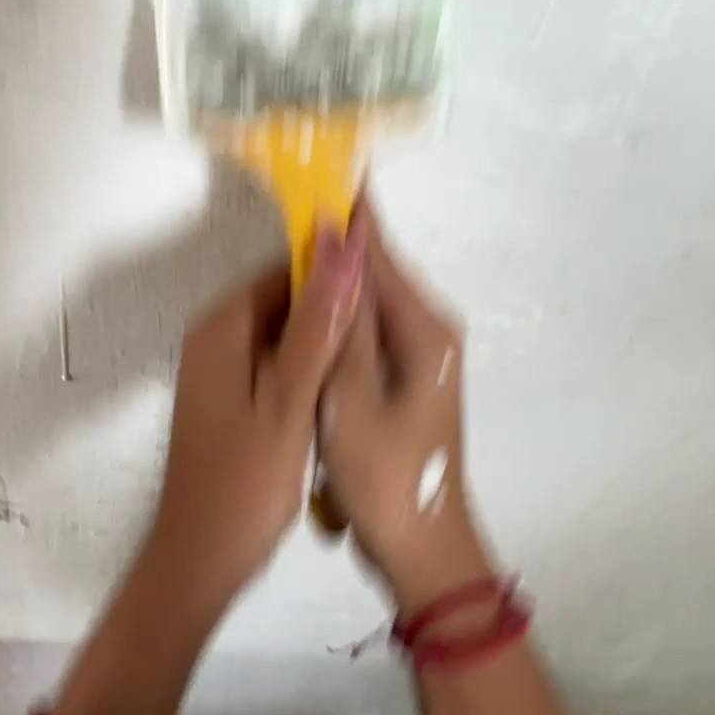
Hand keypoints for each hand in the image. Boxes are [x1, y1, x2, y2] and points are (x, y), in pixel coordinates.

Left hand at [147, 226, 366, 597]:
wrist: (201, 562)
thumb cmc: (245, 487)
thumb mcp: (288, 405)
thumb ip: (316, 329)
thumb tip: (339, 246)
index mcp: (222, 330)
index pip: (286, 271)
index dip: (335, 274)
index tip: (386, 297)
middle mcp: (215, 340)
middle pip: (284, 301)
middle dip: (334, 312)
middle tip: (388, 336)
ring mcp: (221, 372)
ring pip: (285, 336)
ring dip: (325, 344)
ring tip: (376, 361)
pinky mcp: (232, 400)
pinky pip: (277, 366)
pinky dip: (309, 372)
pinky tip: (344, 393)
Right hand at [318, 201, 495, 609]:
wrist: (421, 546)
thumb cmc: (384, 474)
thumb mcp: (350, 395)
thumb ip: (343, 318)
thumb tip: (335, 242)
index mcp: (424, 328)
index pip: (379, 250)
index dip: (348, 211)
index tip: (317, 169)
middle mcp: (431, 331)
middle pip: (376, 272)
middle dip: (335, 243)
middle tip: (283, 212)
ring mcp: (421, 356)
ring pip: (370, 302)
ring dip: (334, 281)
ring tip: (284, 253)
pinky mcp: (406, 378)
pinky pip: (369, 332)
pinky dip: (340, 319)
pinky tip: (309, 316)